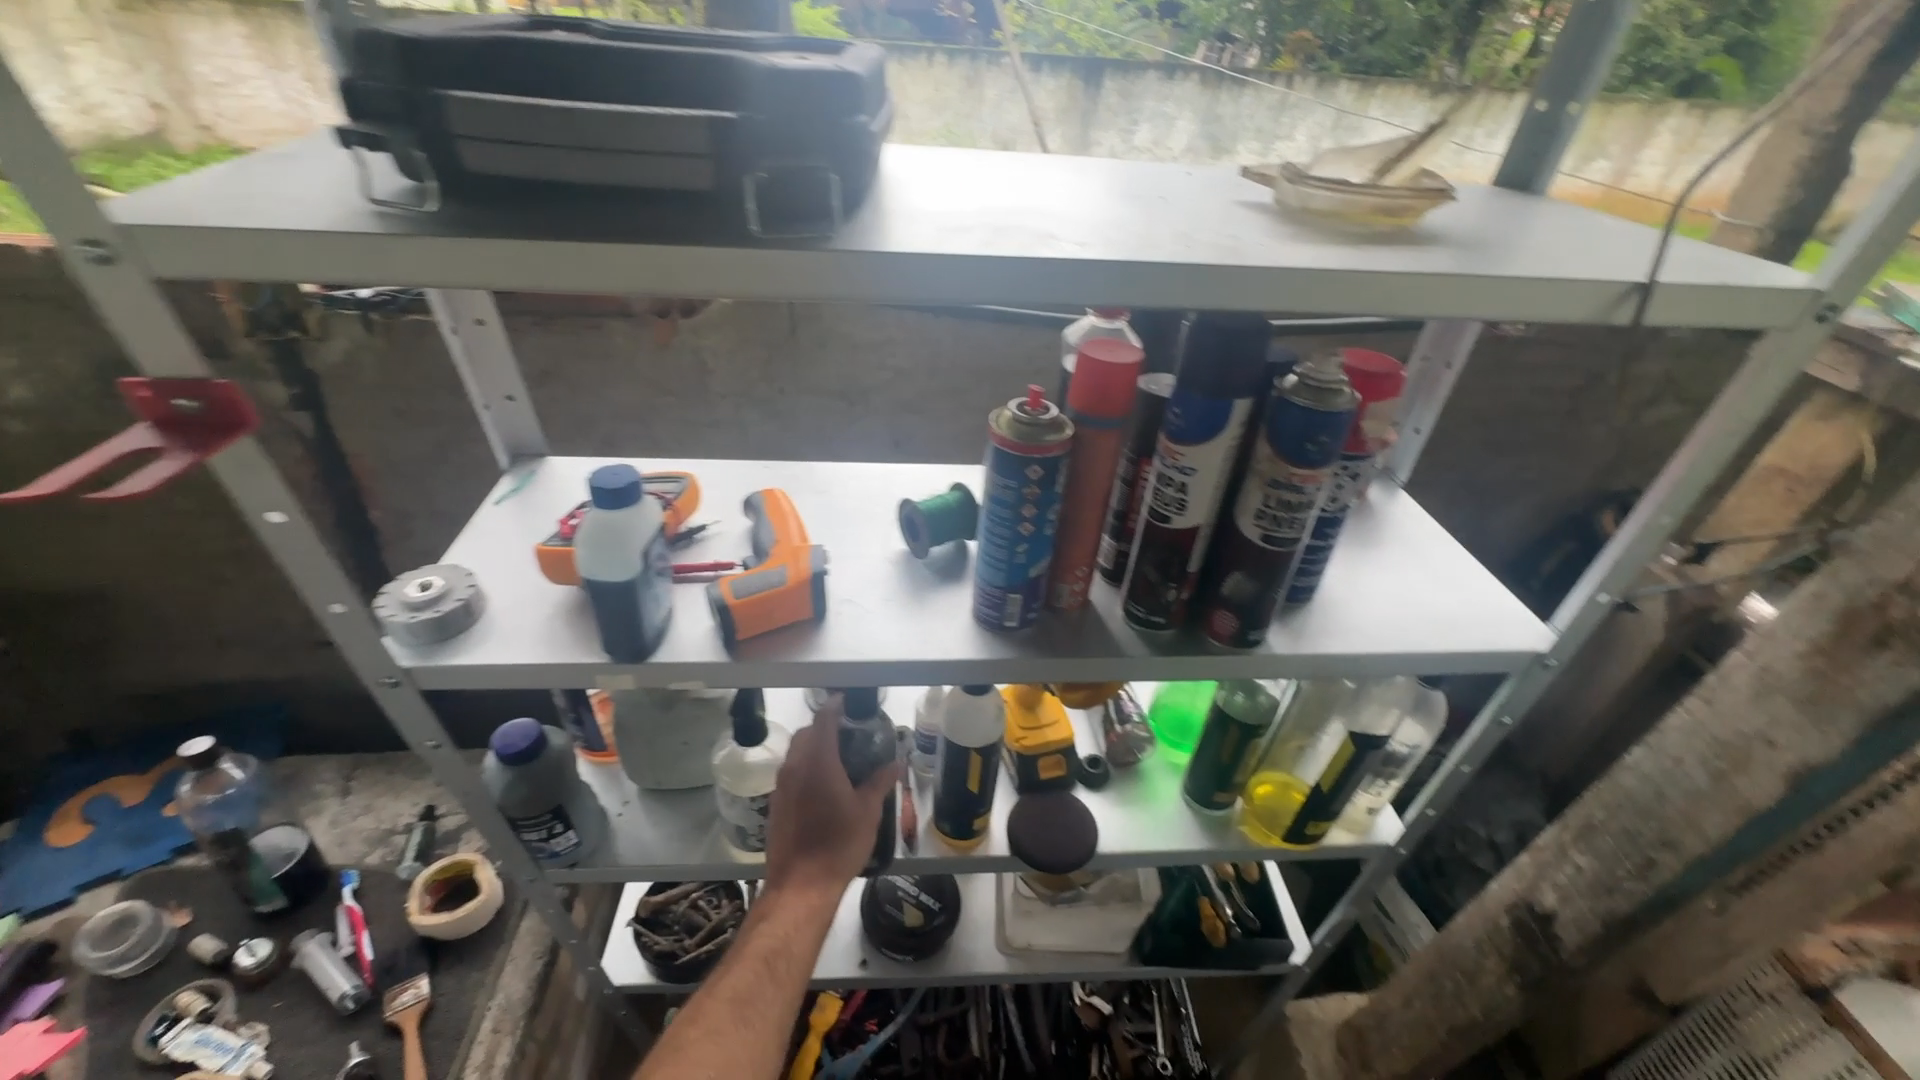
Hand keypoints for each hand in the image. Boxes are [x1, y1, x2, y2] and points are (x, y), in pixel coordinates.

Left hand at [765, 699, 900, 903]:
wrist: (801, 885)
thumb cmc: (839, 844)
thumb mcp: (868, 811)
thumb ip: (880, 782)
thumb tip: (895, 763)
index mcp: (819, 762)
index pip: (824, 720)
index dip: (835, 706)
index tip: (846, 701)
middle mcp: (795, 767)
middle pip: (806, 734)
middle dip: (823, 727)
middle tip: (847, 734)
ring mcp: (781, 787)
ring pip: (795, 754)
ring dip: (812, 749)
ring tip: (837, 761)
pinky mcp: (775, 805)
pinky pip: (789, 775)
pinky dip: (804, 770)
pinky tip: (822, 789)